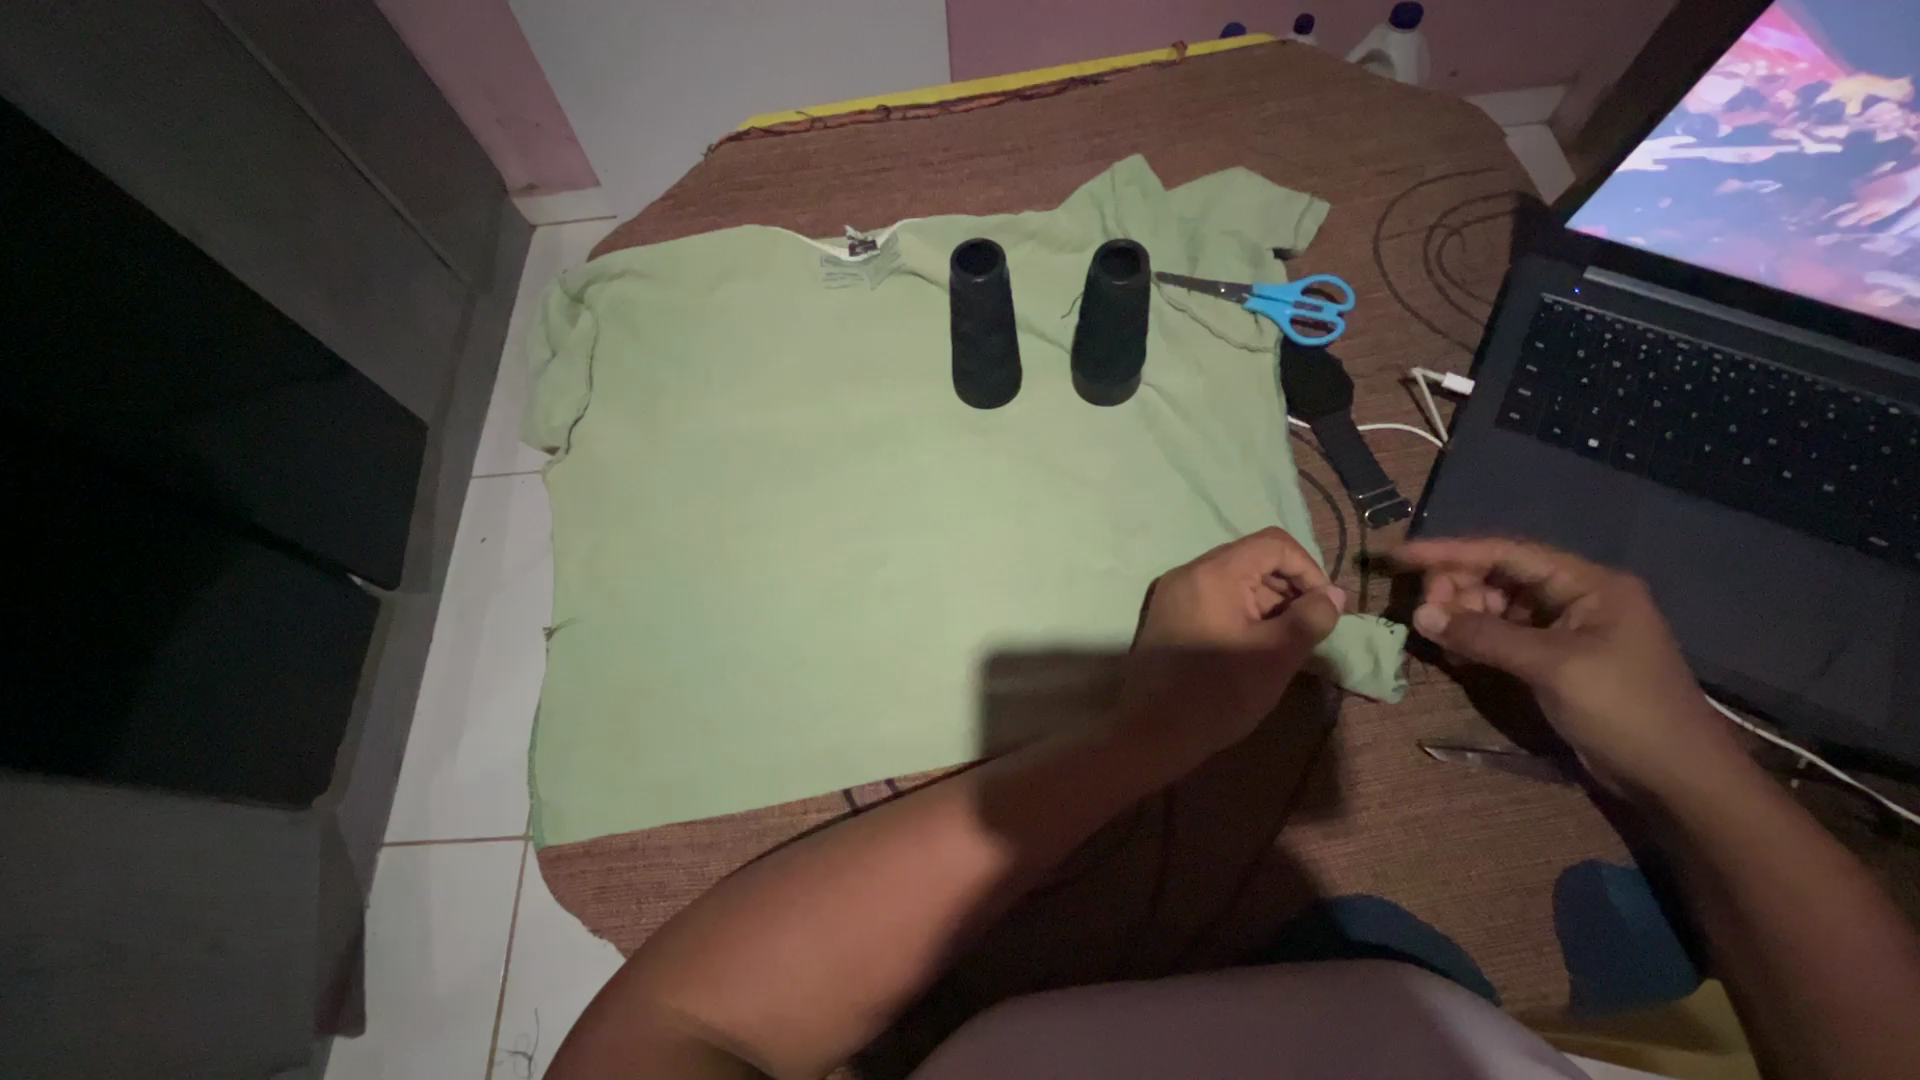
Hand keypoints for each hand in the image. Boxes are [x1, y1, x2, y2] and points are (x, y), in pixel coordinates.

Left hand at [1122, 527, 1344, 753]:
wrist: (1153, 731)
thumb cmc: (1218, 693)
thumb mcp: (1275, 656)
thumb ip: (1310, 618)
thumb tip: (1333, 594)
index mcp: (1214, 573)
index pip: (1273, 544)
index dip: (1308, 569)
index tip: (1324, 607)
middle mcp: (1188, 573)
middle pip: (1251, 557)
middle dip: (1288, 586)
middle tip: (1307, 627)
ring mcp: (1173, 593)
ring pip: (1233, 578)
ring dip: (1266, 601)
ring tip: (1284, 640)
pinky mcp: (1167, 614)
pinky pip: (1212, 597)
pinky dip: (1240, 610)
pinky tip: (1254, 644)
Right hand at [1394, 537, 1746, 799]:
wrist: (1676, 779)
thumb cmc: (1624, 710)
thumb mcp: (1551, 667)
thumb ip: (1483, 636)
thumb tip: (1420, 614)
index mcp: (1589, 584)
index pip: (1506, 553)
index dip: (1449, 552)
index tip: (1399, 556)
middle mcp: (1576, 597)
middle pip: (1497, 576)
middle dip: (1454, 588)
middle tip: (1421, 613)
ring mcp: (1565, 629)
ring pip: (1495, 606)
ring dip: (1460, 616)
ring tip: (1431, 634)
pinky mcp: (1554, 659)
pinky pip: (1501, 635)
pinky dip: (1473, 640)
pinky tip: (1450, 652)